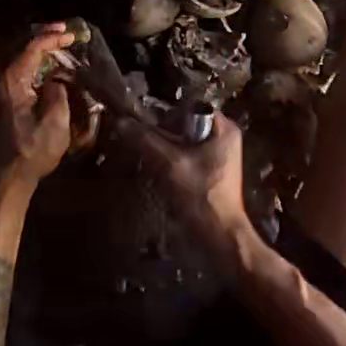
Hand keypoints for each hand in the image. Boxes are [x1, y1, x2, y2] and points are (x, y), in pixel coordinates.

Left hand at [0, 23, 75, 200]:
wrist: (2, 180)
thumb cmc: (30, 154)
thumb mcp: (55, 125)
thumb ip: (57, 94)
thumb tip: (53, 79)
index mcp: (11, 80)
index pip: (31, 47)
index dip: (52, 38)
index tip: (71, 35)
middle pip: (16, 44)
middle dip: (41, 35)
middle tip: (63, 31)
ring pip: (7, 53)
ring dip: (29, 45)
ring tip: (50, 42)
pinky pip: (3, 66)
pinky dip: (19, 58)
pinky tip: (28, 58)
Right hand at [121, 113, 253, 263]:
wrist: (221, 238)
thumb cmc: (201, 197)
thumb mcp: (170, 165)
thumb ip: (146, 141)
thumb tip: (121, 122)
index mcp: (223, 128)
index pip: (188, 107)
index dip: (168, 117)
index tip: (153, 133)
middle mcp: (225, 136)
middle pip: (185, 123)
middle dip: (165, 135)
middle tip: (151, 149)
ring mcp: (220, 154)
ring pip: (184, 141)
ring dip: (167, 150)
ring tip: (155, 163)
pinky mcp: (213, 170)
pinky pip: (188, 155)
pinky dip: (174, 161)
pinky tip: (164, 175)